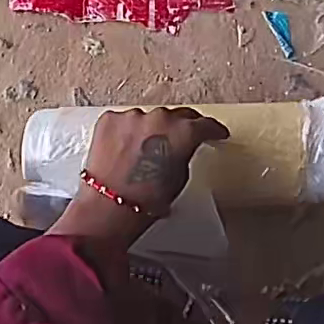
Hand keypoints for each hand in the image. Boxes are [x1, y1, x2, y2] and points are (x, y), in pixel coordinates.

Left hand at [51, 107, 230, 250]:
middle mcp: (159, 118)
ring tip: (144, 151)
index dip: (212, 129)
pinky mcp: (109, 119)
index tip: (215, 132)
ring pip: (148, 118)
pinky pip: (124, 121)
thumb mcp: (179, 178)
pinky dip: (126, 132)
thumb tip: (179, 147)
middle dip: (180, 127)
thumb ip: (184, 154)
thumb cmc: (147, 200)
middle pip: (176, 116)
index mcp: (183, 132)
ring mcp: (132, 116)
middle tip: (179, 140)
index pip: (205, 124)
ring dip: (150, 130)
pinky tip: (123, 150)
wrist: (108, 207)